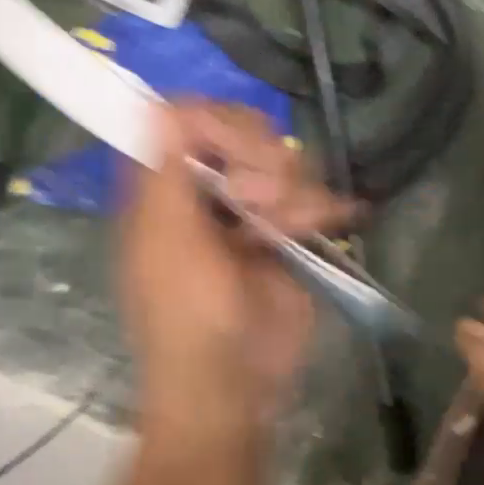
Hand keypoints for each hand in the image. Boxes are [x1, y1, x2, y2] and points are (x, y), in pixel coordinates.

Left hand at [120, 102, 357, 424]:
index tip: (234, 152)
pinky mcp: (294, 232)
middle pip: (248, 131)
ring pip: (289, 161)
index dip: (217, 122)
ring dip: (294, 195)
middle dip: (263, 162)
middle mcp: (211, 189)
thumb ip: (166, 173)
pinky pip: (317, 195)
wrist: (236, 380)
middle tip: (256, 203)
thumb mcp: (167, 244)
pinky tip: (326, 225)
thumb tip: (157, 103)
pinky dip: (325, 208)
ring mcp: (255, 210)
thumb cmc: (187, 316)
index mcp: (166, 187)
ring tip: (285, 234)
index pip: (190, 118)